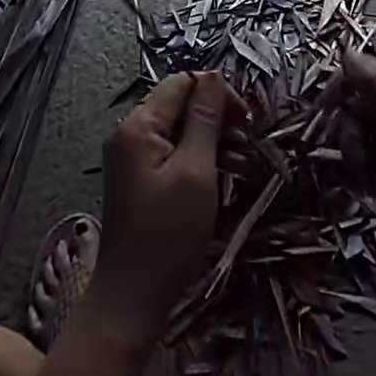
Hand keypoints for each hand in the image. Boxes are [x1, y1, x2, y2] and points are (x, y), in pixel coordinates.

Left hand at [91, 72, 246, 337]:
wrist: (132, 299)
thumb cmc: (168, 235)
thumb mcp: (196, 171)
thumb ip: (205, 119)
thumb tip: (213, 75)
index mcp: (138, 126)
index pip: (182, 83)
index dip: (216, 93)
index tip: (244, 120)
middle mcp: (129, 133)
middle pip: (180, 103)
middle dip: (215, 116)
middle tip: (245, 142)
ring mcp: (131, 156)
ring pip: (179, 127)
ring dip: (210, 137)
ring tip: (237, 162)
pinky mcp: (138, 176)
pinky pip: (172, 149)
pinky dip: (197, 155)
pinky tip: (217, 174)